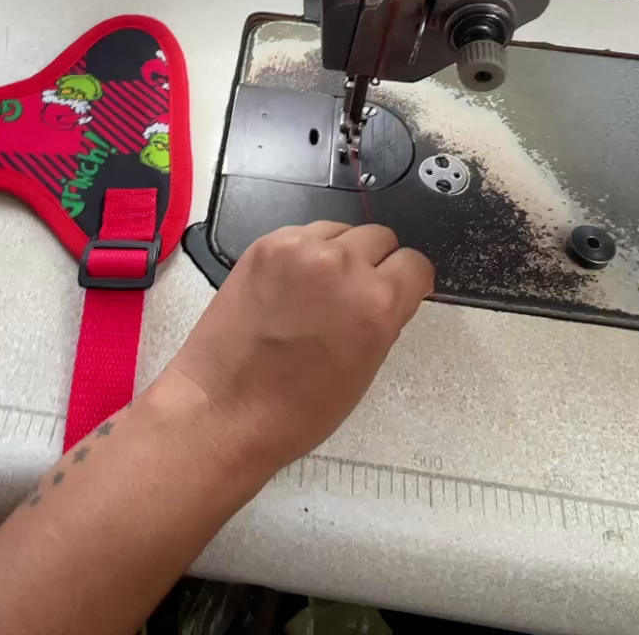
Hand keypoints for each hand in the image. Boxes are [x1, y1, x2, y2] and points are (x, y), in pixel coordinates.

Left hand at [155, 221, 433, 479]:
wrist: (223, 407)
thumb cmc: (297, 409)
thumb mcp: (365, 367)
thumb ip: (383, 316)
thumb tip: (387, 290)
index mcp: (377, 302)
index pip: (415, 264)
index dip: (408, 280)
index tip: (399, 289)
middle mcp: (341, 265)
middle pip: (380, 237)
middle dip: (374, 263)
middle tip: (352, 292)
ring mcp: (299, 249)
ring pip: (341, 229)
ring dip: (339, 252)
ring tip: (317, 289)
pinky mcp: (265, 244)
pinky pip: (302, 233)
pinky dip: (304, 252)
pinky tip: (290, 284)